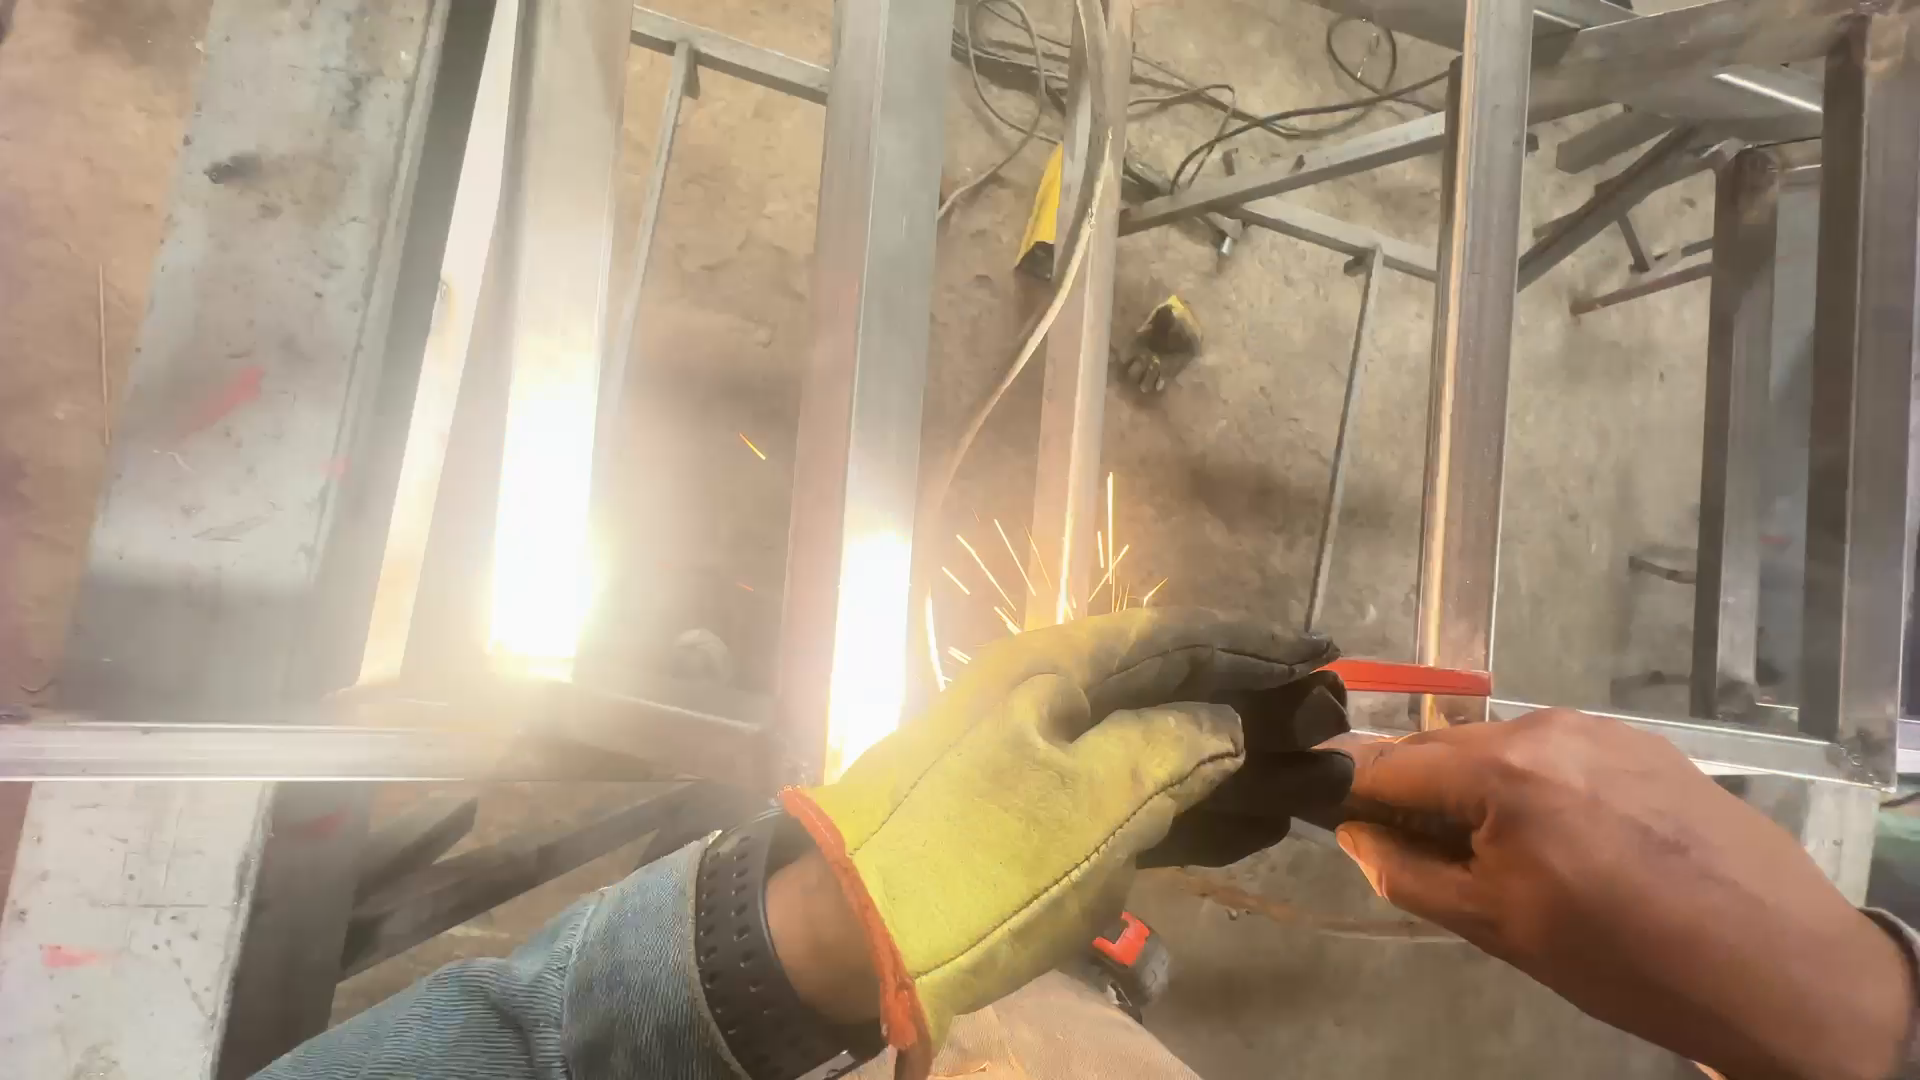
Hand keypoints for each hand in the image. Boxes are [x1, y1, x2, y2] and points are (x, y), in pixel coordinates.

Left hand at [775, 608, 1334, 1073]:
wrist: (863, 925)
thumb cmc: (980, 854)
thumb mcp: (1090, 796)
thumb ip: (1173, 744)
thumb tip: (1226, 722)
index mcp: (1057, 668)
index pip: (1174, 636)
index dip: (1254, 642)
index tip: (1326, 651)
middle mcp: (1056, 697)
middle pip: (1174, 687)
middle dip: (1256, 705)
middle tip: (1332, 725)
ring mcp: (1053, 757)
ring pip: (1162, 743)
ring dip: (1236, 761)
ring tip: (1316, 778)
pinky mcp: (1052, 812)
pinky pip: (1138, 796)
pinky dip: (1194, 808)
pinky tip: (1254, 821)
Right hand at [1337, 709, 1913, 1079]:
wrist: (1796, 978)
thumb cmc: (1627, 961)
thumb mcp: (1495, 927)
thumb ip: (1401, 871)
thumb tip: (1350, 830)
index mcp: (1500, 775)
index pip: (1384, 765)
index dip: (1349, 788)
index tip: (1334, 810)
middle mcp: (1538, 729)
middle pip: (1434, 747)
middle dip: (1411, 789)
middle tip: (1422, 841)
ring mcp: (1591, 725)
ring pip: (1488, 743)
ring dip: (1469, 781)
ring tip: (1501, 839)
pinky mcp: (1634, 736)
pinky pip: (1546, 746)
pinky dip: (1526, 776)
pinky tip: (1562, 825)